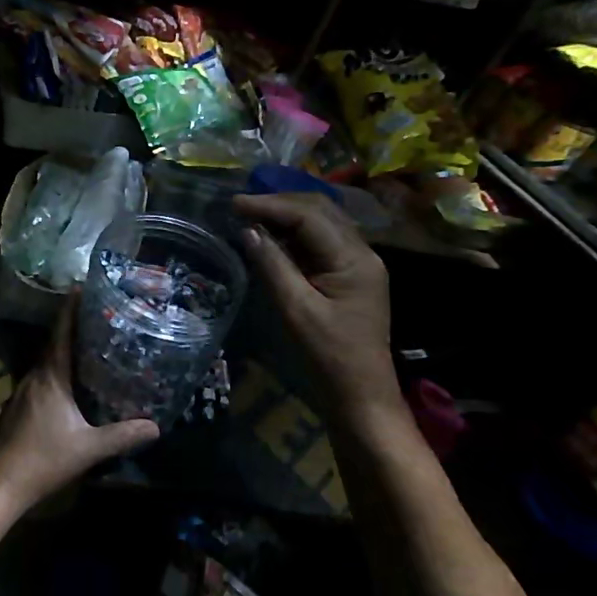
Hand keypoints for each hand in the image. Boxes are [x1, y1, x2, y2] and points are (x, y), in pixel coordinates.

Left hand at [0, 295, 159, 511]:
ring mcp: (25, 391)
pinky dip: (60, 369)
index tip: (82, 287)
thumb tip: (156, 426)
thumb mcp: (89, 448)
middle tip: (101, 315)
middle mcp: (36, 377)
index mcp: (50, 377)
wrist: (0, 484)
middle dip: (75, 327)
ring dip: (67, 348)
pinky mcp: (22, 406)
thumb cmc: (43, 459)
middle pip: (56, 343)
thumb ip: (122, 435)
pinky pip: (44, 377)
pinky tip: (75, 380)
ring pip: (49, 361)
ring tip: (93, 343)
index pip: (61, 333)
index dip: (71, 309)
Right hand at [234, 193, 398, 414]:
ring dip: (287, 214)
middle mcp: (362, 251)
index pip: (309, 215)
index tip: (234, 204)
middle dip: (279, 203)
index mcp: (354, 258)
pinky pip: (322, 240)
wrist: (361, 392)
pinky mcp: (350, 274)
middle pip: (320, 210)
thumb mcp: (296, 309)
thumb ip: (273, 265)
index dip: (270, 205)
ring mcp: (359, 262)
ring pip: (322, 222)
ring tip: (251, 215)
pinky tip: (272, 235)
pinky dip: (295, 232)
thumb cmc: (329, 355)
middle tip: (240, 206)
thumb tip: (248, 230)